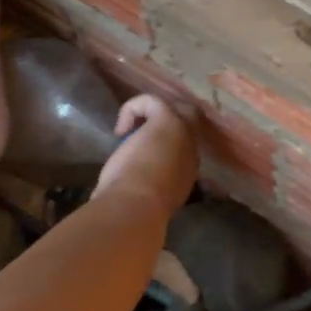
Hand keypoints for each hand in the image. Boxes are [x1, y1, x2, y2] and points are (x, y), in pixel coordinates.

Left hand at [95, 94, 198, 217]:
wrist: (136, 206)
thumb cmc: (136, 210)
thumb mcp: (145, 201)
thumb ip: (146, 190)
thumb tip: (131, 192)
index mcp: (187, 173)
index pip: (180, 150)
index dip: (163, 147)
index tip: (141, 156)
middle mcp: (191, 151)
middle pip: (187, 124)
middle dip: (167, 123)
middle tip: (141, 131)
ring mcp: (182, 133)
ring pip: (173, 109)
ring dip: (149, 115)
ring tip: (126, 131)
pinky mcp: (167, 120)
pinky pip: (153, 101)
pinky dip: (134, 107)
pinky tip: (119, 129)